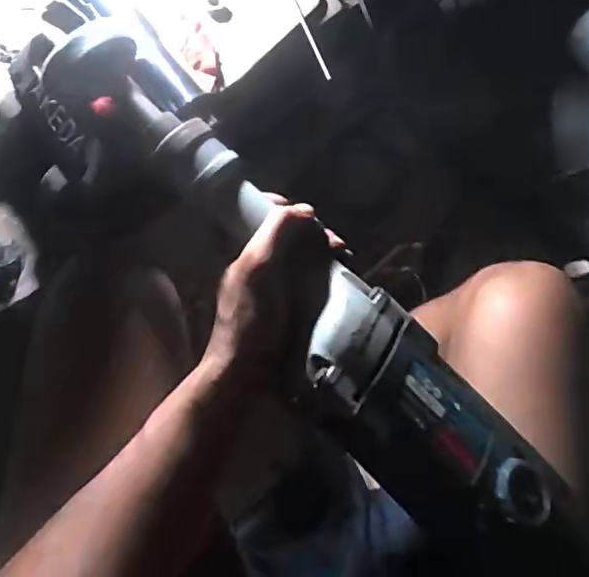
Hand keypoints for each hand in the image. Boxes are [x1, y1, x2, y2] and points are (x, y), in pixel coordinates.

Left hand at [201, 194, 341, 388]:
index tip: (310, 213)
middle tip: (334, 242)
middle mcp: (259, 266)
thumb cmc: (250, 321)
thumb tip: (305, 209)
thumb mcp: (258, 268)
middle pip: (289, 234)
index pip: (262, 214)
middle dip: (314, 231)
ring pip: (302, 257)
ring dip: (324, 252)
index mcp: (245, 253)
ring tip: (343, 257)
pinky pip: (311, 282)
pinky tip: (342, 277)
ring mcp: (274, 289)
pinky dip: (327, 274)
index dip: (285, 207)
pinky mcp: (290, 310)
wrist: (246, 381)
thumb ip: (277, 231)